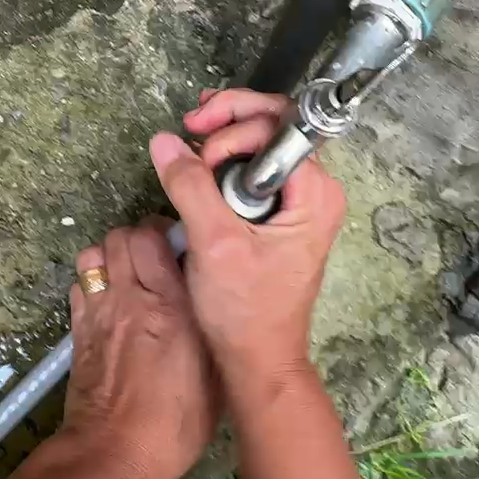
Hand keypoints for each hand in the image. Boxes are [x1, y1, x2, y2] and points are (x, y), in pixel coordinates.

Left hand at [58, 218, 221, 478]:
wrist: (113, 454)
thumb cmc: (176, 423)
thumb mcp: (216, 377)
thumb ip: (215, 329)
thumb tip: (219, 301)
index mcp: (169, 304)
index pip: (152, 236)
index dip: (164, 232)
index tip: (178, 247)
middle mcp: (130, 297)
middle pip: (120, 236)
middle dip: (137, 238)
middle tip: (155, 258)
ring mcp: (98, 311)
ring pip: (93, 254)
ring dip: (110, 257)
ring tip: (128, 275)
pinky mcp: (77, 330)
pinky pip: (80, 285)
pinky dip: (92, 283)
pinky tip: (108, 302)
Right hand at [148, 89, 346, 396]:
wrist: (257, 359)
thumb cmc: (245, 310)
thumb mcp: (214, 244)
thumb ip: (190, 187)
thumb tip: (163, 141)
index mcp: (314, 193)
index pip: (278, 125)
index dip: (235, 126)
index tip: (199, 150)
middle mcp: (314, 190)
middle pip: (273, 125)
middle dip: (229, 119)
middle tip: (189, 127)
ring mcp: (297, 201)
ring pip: (261, 143)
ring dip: (223, 134)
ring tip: (189, 140)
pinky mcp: (278, 213)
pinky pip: (253, 167)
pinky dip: (225, 157)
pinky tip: (198, 161)